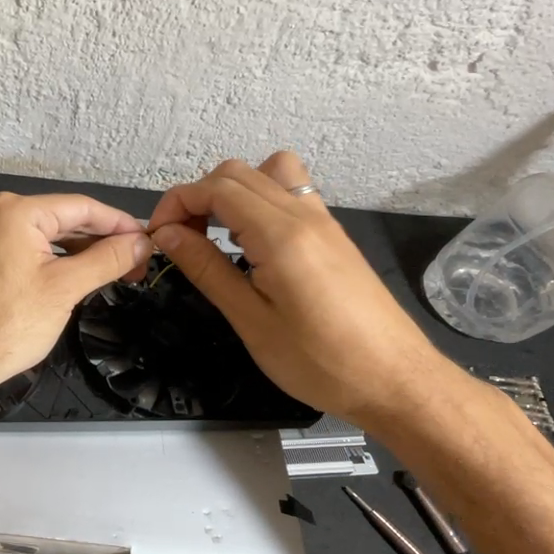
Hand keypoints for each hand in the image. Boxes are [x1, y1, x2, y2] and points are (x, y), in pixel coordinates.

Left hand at [0, 193, 151, 403]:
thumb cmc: (5, 327)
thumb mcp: (65, 289)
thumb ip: (107, 259)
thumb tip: (140, 242)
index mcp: (13, 211)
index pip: (80, 207)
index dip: (119, 223)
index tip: (147, 241)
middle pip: (59, 218)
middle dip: (98, 239)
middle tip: (134, 264)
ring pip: (39, 234)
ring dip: (75, 251)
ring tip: (109, 271)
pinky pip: (18, 247)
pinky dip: (47, 259)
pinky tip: (71, 275)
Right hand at [147, 152, 461, 424]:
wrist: (396, 381)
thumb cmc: (319, 361)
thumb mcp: (250, 321)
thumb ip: (206, 269)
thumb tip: (166, 234)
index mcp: (281, 234)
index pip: (215, 188)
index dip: (176, 203)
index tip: (157, 237)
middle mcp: (304, 214)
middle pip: (237, 172)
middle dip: (196, 196)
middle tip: (179, 240)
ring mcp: (323, 221)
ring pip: (268, 172)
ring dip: (230, 191)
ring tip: (214, 232)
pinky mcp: (333, 235)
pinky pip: (290, 192)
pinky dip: (257, 200)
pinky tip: (248, 243)